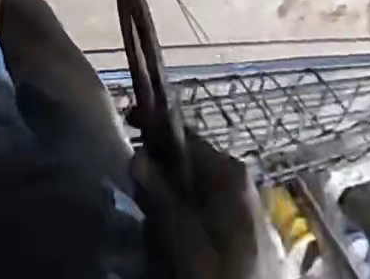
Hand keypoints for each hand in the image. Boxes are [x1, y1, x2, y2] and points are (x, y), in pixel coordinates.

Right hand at [133, 134, 275, 278]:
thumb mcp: (189, 247)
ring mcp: (241, 200)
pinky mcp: (239, 223)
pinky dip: (182, 217)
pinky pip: (202, 207)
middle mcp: (237, 177)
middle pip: (186, 160)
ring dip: (168, 201)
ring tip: (155, 233)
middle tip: (136, 198)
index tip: (128, 121)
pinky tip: (173, 243)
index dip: (154, 126)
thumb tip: (137, 157)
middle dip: (158, 174)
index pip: (184, 134)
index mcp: (229, 172)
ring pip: (191, 185)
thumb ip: (163, 202)